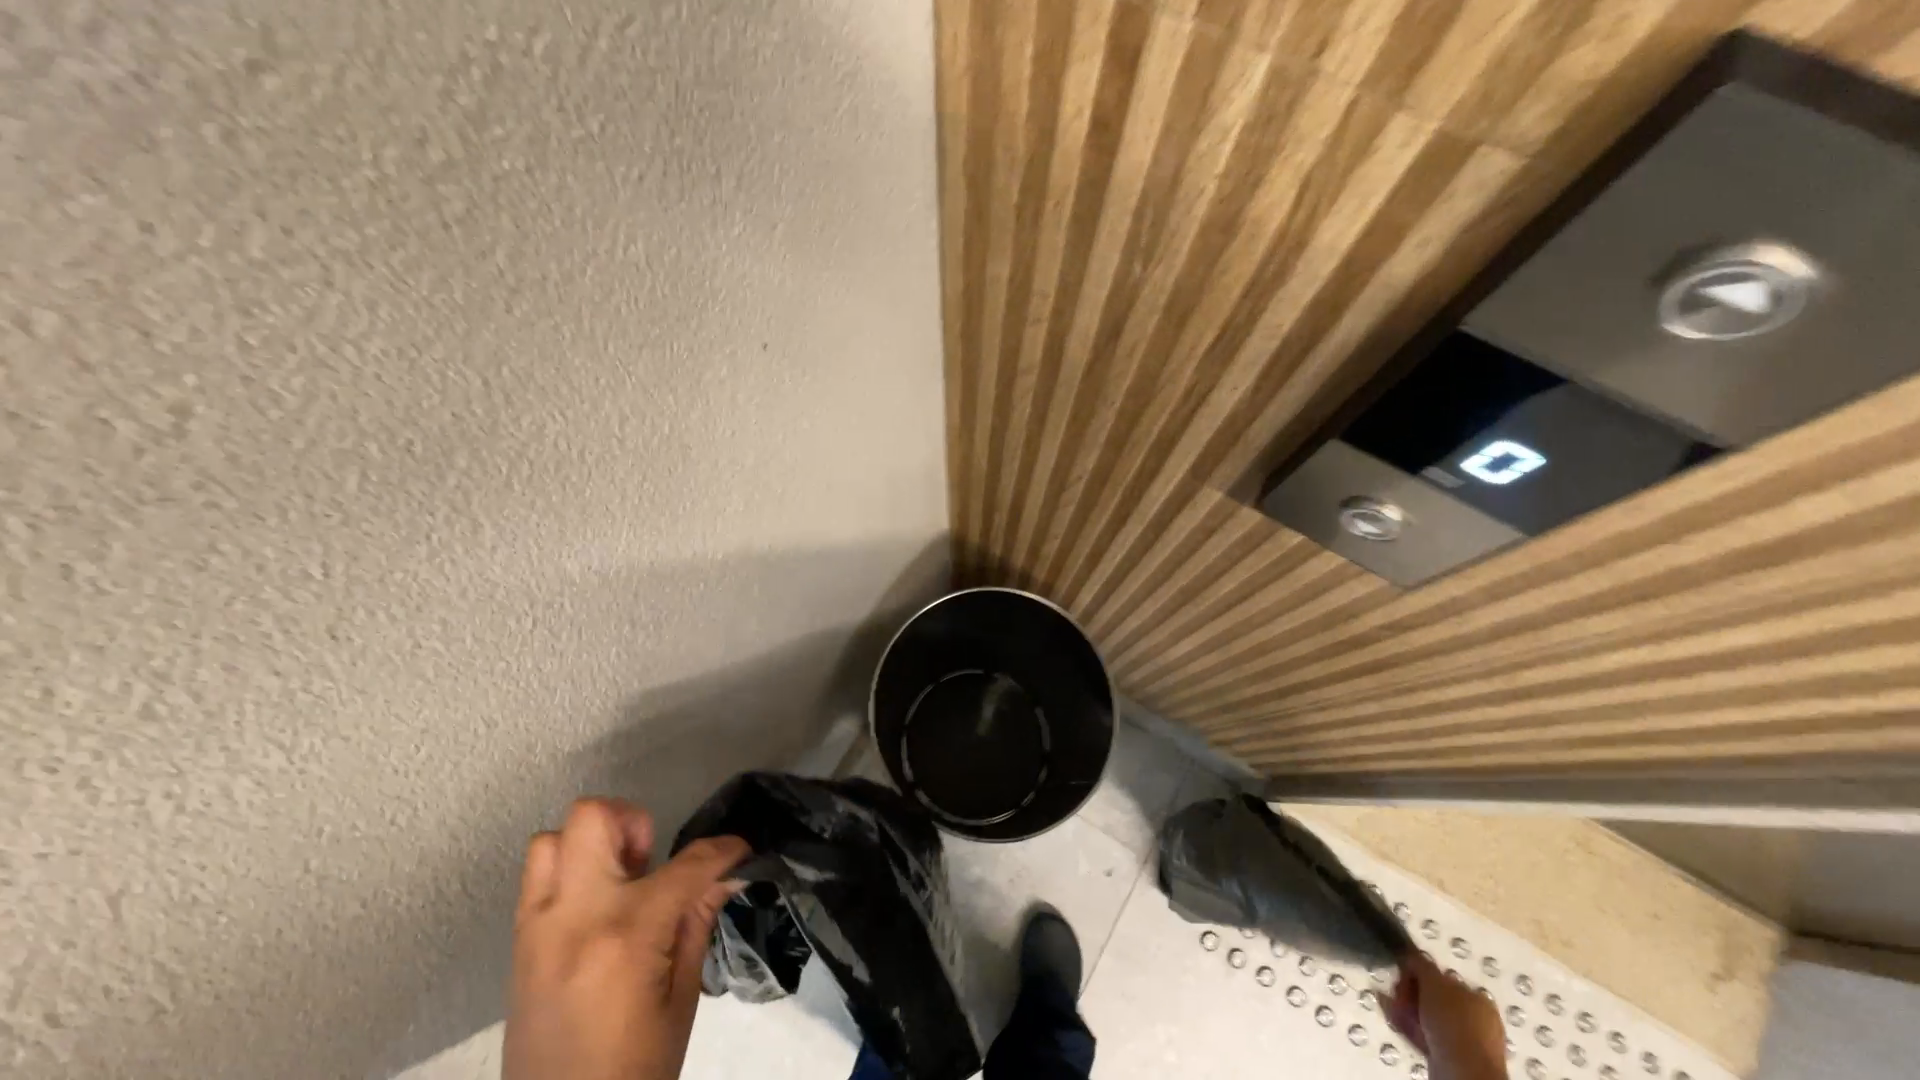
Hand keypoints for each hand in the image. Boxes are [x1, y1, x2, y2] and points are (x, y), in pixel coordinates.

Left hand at [504, 797, 750, 1079]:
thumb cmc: (636, 1066)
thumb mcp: (681, 999)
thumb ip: (696, 923)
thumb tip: (723, 876)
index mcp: (626, 936)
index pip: (684, 867)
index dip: (723, 850)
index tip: (740, 849)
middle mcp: (574, 917)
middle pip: (593, 818)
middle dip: (635, 823)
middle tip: (653, 861)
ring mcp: (537, 926)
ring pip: (553, 837)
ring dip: (593, 844)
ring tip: (621, 882)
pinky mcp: (519, 941)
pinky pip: (537, 877)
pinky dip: (570, 871)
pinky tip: (599, 907)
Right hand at [1384, 952, 1508, 1079]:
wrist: (1463, 1072)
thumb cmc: (1454, 1022)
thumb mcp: (1435, 983)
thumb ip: (1421, 965)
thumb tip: (1410, 953)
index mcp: (1476, 997)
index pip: (1442, 978)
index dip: (1419, 974)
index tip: (1402, 975)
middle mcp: (1474, 1018)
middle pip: (1433, 998)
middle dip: (1409, 993)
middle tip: (1395, 993)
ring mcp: (1462, 1039)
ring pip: (1427, 1017)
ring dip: (1405, 1008)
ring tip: (1387, 1004)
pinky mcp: (1449, 1056)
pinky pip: (1424, 1035)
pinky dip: (1407, 1026)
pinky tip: (1392, 1018)